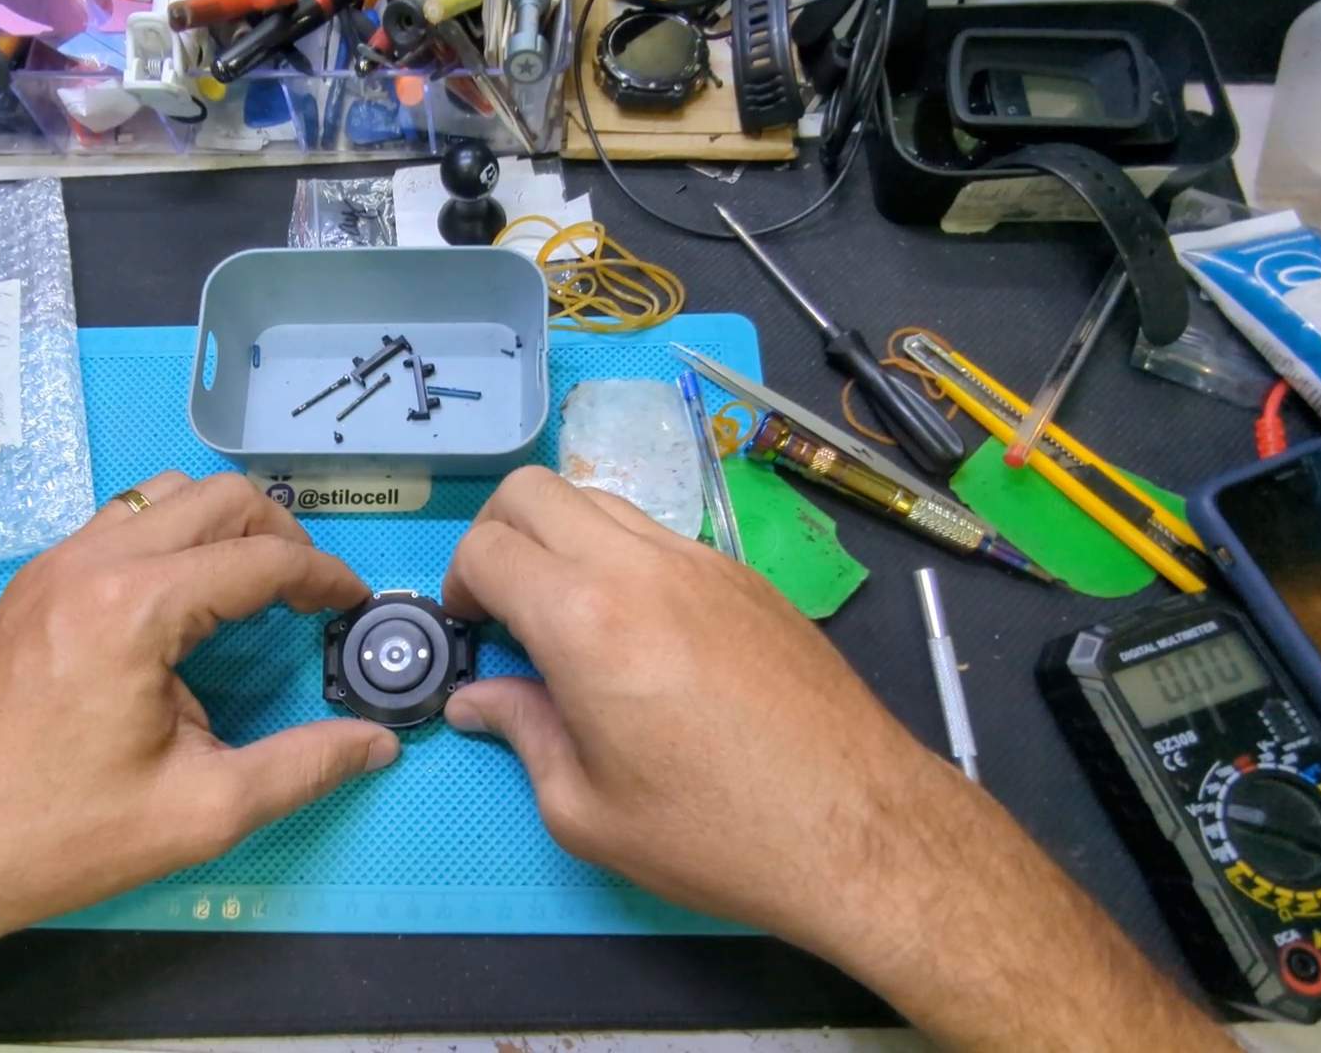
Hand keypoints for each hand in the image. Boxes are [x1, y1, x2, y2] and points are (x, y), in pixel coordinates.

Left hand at [0, 470, 399, 940]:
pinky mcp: (34, 580)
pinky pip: (125, 519)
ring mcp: (56, 563)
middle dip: (283, 533)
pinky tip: (185, 592)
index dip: (324, 575)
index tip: (353, 602)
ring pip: (168, 494)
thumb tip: (379, 744)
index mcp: (137, 608)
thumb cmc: (62, 836)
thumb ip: (306, 767)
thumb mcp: (203, 812)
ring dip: (227, 523)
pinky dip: (177, 533)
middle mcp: (95, 562)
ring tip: (254, 578)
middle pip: (220, 497)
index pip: (262, 559)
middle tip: (308, 589)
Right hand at [439, 467, 923, 950]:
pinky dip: (615, 553)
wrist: (862, 830)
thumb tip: (476, 702)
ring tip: (566, 606)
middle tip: (501, 596)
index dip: (458, 582)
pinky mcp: (738, 571)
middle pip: (532, 489)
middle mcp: (635, 565)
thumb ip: (519, 732)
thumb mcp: (584, 808)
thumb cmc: (712, 831)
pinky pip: (653, 530)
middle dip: (495, 530)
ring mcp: (696, 557)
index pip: (487, 549)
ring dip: (557, 535)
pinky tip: (636, 621)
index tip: (471, 626)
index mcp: (583, 619)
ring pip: (595, 498)